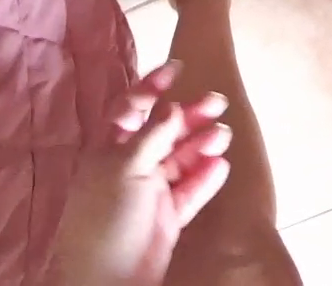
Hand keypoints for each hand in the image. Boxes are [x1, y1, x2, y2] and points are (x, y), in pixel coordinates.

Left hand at [45, 62, 231, 284]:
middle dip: (189, 113)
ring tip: (224, 132)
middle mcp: (131, 164)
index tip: (177, 68)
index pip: (132, 106)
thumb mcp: (125, 167)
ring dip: (202, 143)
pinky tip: (222, 164)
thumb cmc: (107, 217)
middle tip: (217, 100)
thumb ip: (152, 136)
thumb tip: (173, 107)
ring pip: (181, 158)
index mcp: (110, 146)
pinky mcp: (167, 217)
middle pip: (163, 130)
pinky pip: (190, 190)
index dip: (152, 86)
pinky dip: (206, 176)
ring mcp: (150, 191)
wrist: (109, 281)